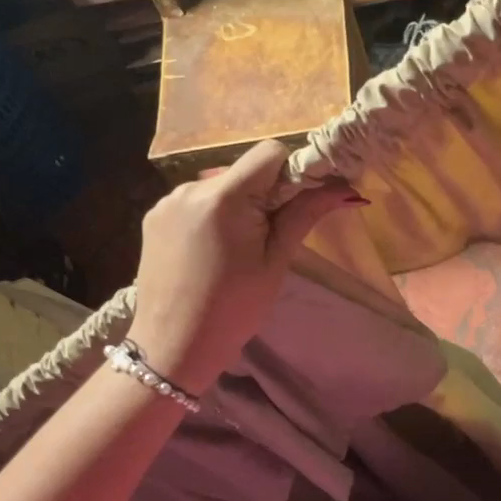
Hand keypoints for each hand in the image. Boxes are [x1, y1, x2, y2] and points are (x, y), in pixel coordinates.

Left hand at [126, 141, 364, 389]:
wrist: (173, 347)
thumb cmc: (234, 309)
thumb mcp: (276, 261)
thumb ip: (305, 213)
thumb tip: (346, 187)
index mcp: (225, 197)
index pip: (270, 152)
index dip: (292, 172)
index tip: (298, 205)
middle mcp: (190, 188)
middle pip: (245, 169)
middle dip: (266, 192)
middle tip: (272, 236)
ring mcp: (167, 202)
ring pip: (221, 185)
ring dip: (239, 204)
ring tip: (239, 249)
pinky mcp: (154, 217)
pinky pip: (198, 202)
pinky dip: (214, 215)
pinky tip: (213, 251)